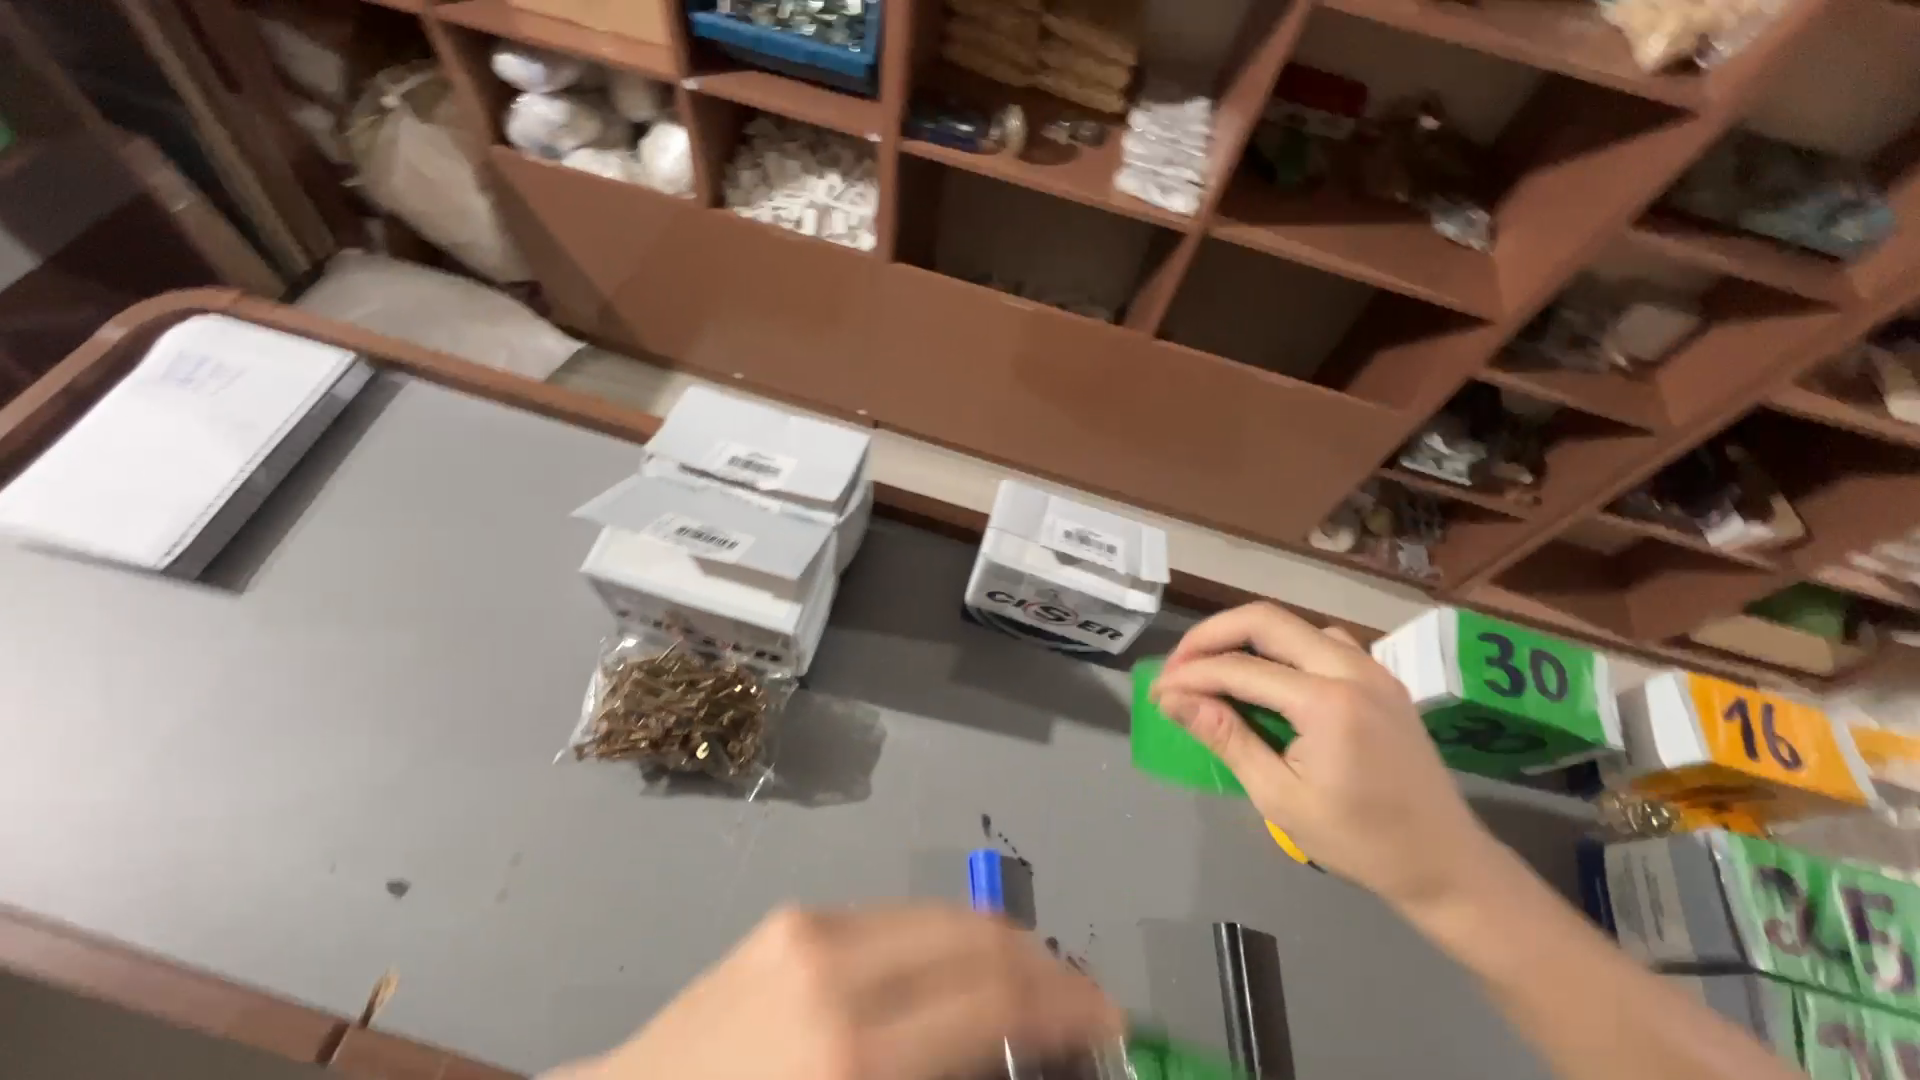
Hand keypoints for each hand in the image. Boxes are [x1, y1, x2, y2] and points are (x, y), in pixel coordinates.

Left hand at [554, 905, 1120, 1079]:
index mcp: (855, 1054)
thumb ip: (948, 1078)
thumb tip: (1014, 1056)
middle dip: (1044, 966)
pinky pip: (896, 917)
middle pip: (978, 939)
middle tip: (1081, 999)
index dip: (1068, 1004)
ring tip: (1030, 981)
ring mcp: (810, 928)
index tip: (1110, 1021)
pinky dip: (945, 939)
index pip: (996, 999)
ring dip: (1000, 945)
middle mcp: (838, 968)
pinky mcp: (792, 918)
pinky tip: (957, 970)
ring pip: (942, 915)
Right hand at [1150, 603, 1504, 914]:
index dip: (1190, 675)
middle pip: (1265, 620)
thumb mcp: (1280, 796)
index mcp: (1327, 702)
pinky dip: (1283, 648)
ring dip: (1247, 638)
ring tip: (1214, 670)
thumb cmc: (1359, 841)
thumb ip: (1226, 737)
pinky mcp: (1382, 680)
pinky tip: (1269, 678)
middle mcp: (1352, 669)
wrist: (1446, 864)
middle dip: (1211, 637)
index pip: (1239, 668)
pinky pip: (1322, 642)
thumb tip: (1173, 698)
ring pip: (1295, 626)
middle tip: (1178, 667)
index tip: (1157, 692)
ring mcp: (1372, 670)